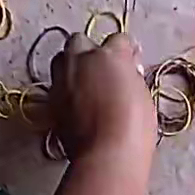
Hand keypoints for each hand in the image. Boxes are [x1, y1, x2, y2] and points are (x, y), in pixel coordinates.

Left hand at [47, 32, 155, 160]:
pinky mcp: (51, 99)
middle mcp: (81, 59)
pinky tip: (80, 104)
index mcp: (110, 56)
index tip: (133, 62)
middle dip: (92, 52)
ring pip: (62, 59)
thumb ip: (132, 79)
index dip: (127, 51)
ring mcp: (61, 78)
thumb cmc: (135, 128)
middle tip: (105, 71)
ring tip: (88, 85)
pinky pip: (58, 84)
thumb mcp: (144, 98)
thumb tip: (126, 74)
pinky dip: (68, 88)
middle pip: (81, 41)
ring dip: (75, 66)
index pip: (120, 40)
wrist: (107, 155)